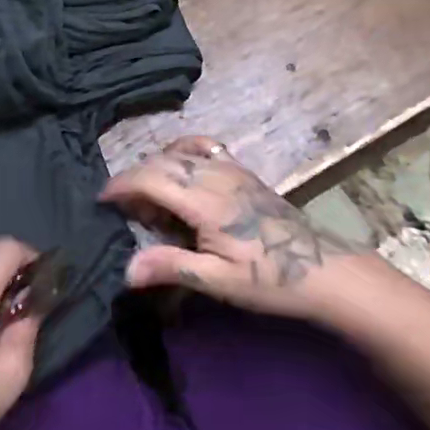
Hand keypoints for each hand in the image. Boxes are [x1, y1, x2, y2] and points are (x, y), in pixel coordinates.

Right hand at [102, 136, 364, 319]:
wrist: (327, 272)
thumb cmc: (271, 279)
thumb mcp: (219, 281)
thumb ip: (170, 267)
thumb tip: (125, 270)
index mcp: (204, 200)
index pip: (149, 177)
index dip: (120, 186)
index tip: (101, 201)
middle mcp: (214, 175)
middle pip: (158, 161)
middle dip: (133, 180)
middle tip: (128, 213)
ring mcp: (230, 168)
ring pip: (176, 153)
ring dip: (154, 169)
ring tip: (151, 201)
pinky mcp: (241, 170)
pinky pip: (202, 147)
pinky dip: (180, 152)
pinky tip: (179, 170)